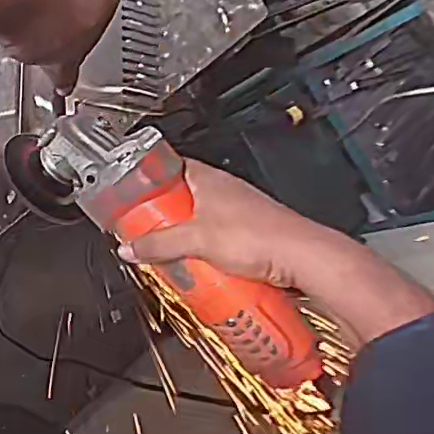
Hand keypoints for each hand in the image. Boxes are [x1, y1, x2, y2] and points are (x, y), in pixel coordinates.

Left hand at [0, 0, 118, 87]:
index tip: (63, 59)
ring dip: (30, 14)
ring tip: (17, 36)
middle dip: (53, 28)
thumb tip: (63, 80)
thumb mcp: (61, 64)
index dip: (75, 48)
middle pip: (70, 6)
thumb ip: (65, 72)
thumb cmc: (39, 15)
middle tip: (39, 49)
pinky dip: (9, 1)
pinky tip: (2, 17)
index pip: (95, 27)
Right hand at [115, 161, 340, 290]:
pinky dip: (199, 252)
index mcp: (208, 180)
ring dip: (179, 238)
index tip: (130, 195)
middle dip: (160, 218)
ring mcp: (234, 213)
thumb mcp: (195, 240)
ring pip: (194, 222)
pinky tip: (194, 265)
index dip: (148, 179)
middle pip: (179, 200)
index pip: (169, 167)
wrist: (304, 260)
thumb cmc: (262, 236)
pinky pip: (211, 240)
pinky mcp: (244, 236)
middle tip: (145, 231)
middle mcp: (222, 192)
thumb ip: (158, 244)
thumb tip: (130, 248)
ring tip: (167, 253)